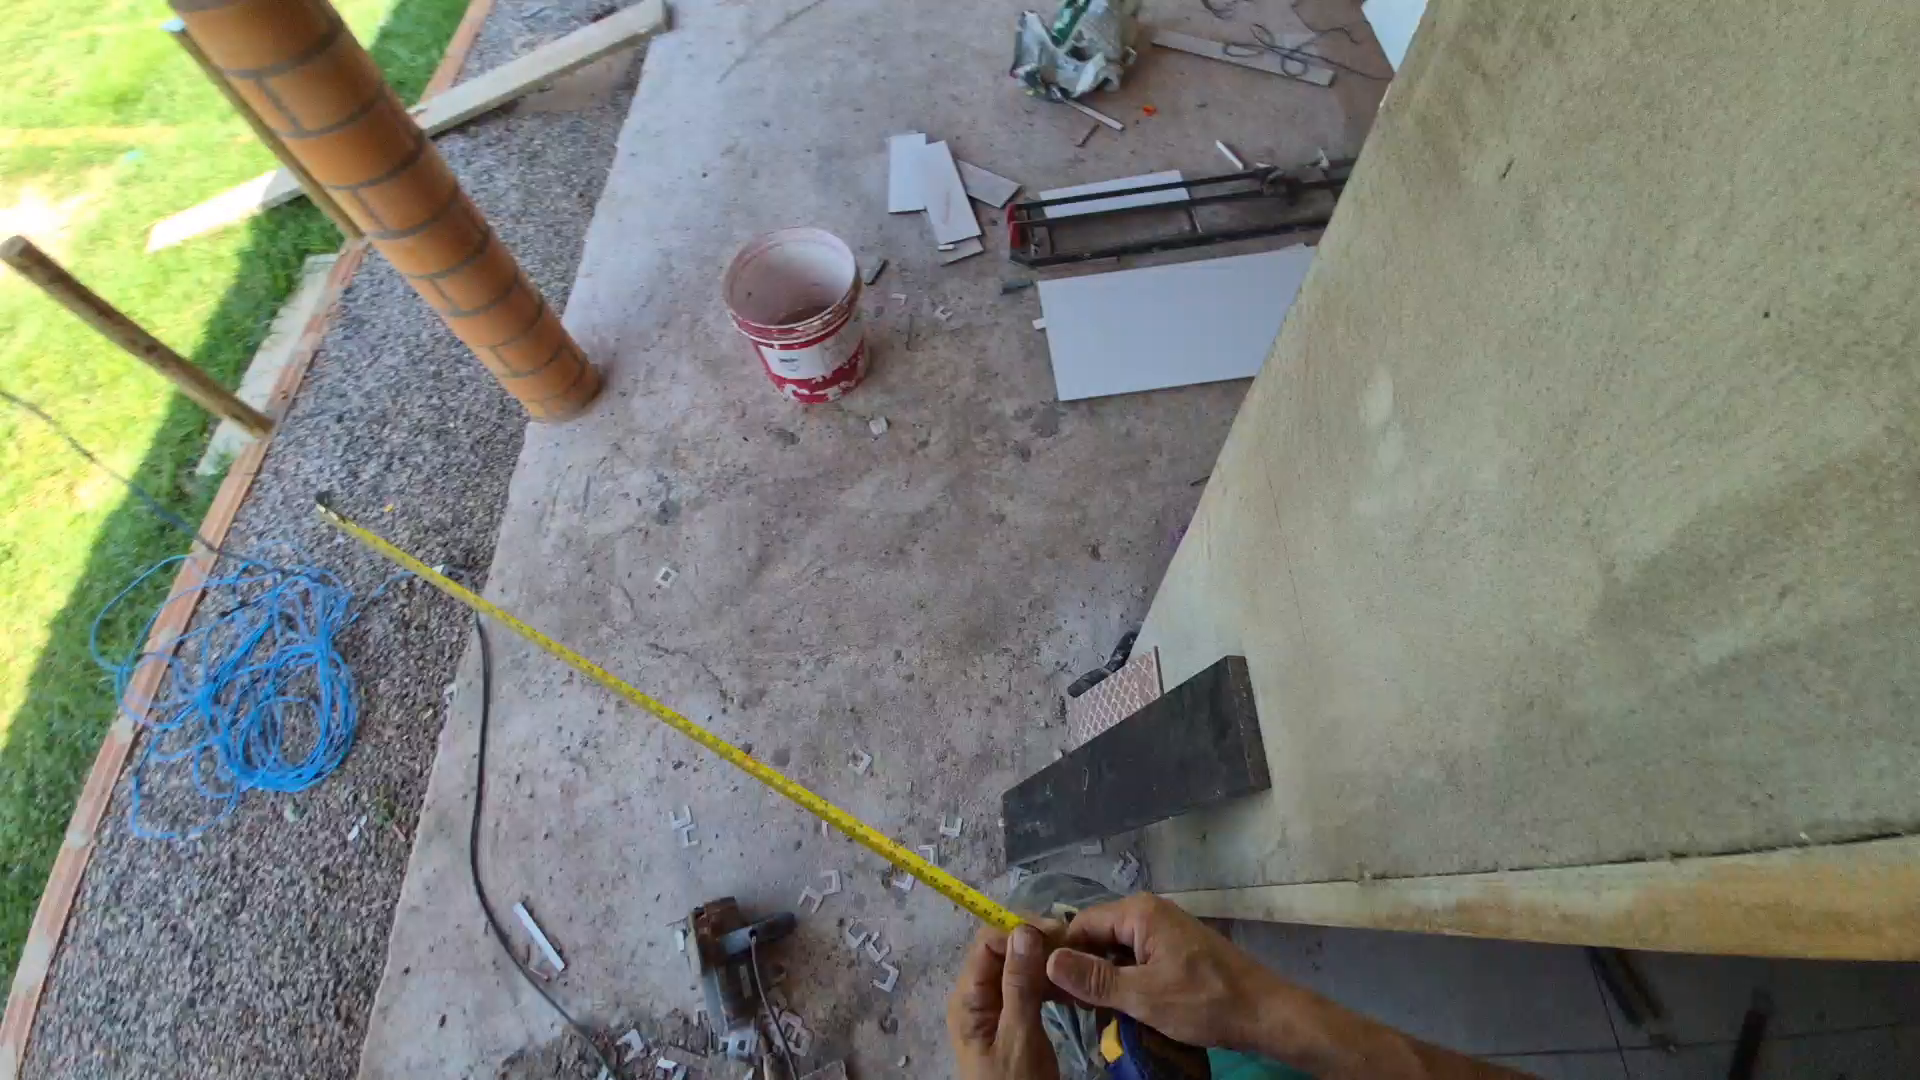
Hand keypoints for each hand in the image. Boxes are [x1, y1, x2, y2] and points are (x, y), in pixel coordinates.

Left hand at [947, 924, 1060, 1079]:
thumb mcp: (1018, 1038)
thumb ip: (1019, 985)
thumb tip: (1023, 929)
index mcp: (968, 996)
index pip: (988, 942)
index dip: (1020, 930)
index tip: (1058, 935)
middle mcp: (977, 995)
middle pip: (1004, 950)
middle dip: (1038, 943)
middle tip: (1074, 949)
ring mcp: (995, 1006)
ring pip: (1019, 967)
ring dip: (1047, 963)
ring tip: (1077, 966)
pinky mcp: (1013, 1018)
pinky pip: (1028, 987)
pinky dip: (1049, 983)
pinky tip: (1071, 987)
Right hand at [1044, 893, 1278, 1052]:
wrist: (1266, 1013)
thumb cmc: (1204, 1001)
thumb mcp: (1144, 996)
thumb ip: (1095, 979)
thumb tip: (1048, 959)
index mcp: (1138, 912)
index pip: (1082, 923)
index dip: (1063, 953)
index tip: (1047, 984)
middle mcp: (1147, 911)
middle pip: (1098, 934)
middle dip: (1083, 967)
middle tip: (1068, 1004)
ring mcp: (1163, 928)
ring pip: (1117, 949)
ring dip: (1105, 977)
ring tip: (1092, 1011)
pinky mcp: (1174, 947)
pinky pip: (1136, 957)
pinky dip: (1125, 979)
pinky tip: (1120, 1006)